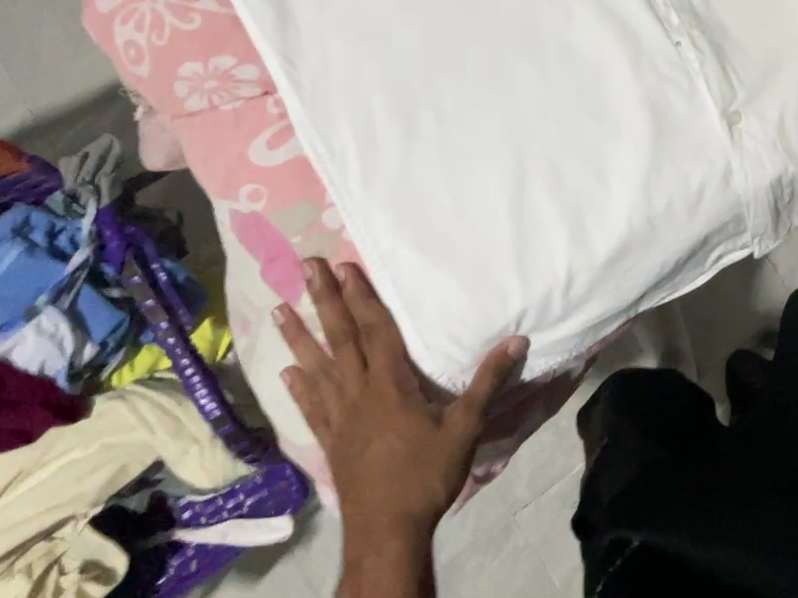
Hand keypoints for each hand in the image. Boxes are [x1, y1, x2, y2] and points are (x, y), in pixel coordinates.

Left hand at [275, 259, 528, 534]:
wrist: (387, 530)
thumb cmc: (427, 474)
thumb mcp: (466, 426)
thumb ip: (488, 381)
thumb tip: (517, 340)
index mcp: (390, 384)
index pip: (375, 330)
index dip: (362, 296)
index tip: (345, 267)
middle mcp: (359, 392)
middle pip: (340, 338)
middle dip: (325, 301)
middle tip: (306, 268)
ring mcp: (339, 417)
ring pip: (316, 367)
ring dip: (299, 337)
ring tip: (280, 310)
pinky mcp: (330, 440)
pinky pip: (311, 405)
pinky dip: (299, 386)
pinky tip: (287, 373)